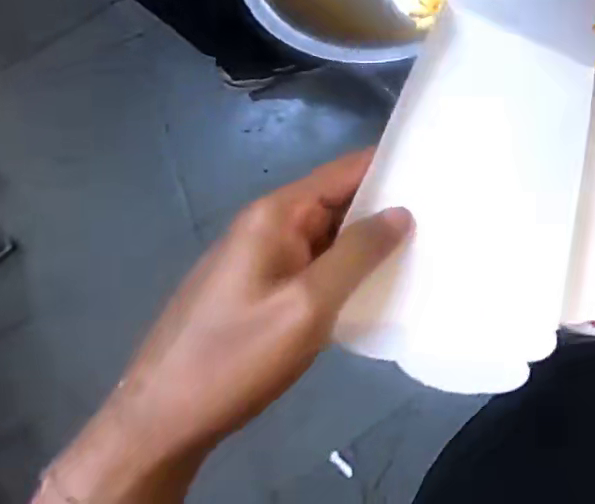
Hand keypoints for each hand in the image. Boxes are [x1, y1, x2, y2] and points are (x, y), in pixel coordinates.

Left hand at [37, 150, 410, 502]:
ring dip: (369, 237)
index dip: (394, 165)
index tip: (439, 170)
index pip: (348, 169)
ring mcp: (261, 256)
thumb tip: (403, 211)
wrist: (152, 429)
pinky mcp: (259, 286)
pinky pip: (316, 259)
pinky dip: (347, 263)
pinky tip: (375, 280)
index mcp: (277, 214)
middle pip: (341, 197)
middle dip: (387, 203)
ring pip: (331, 231)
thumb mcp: (308, 306)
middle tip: (442, 212)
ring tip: (421, 243)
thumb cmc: (233, 358)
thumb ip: (359, 252)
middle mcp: (268, 224)